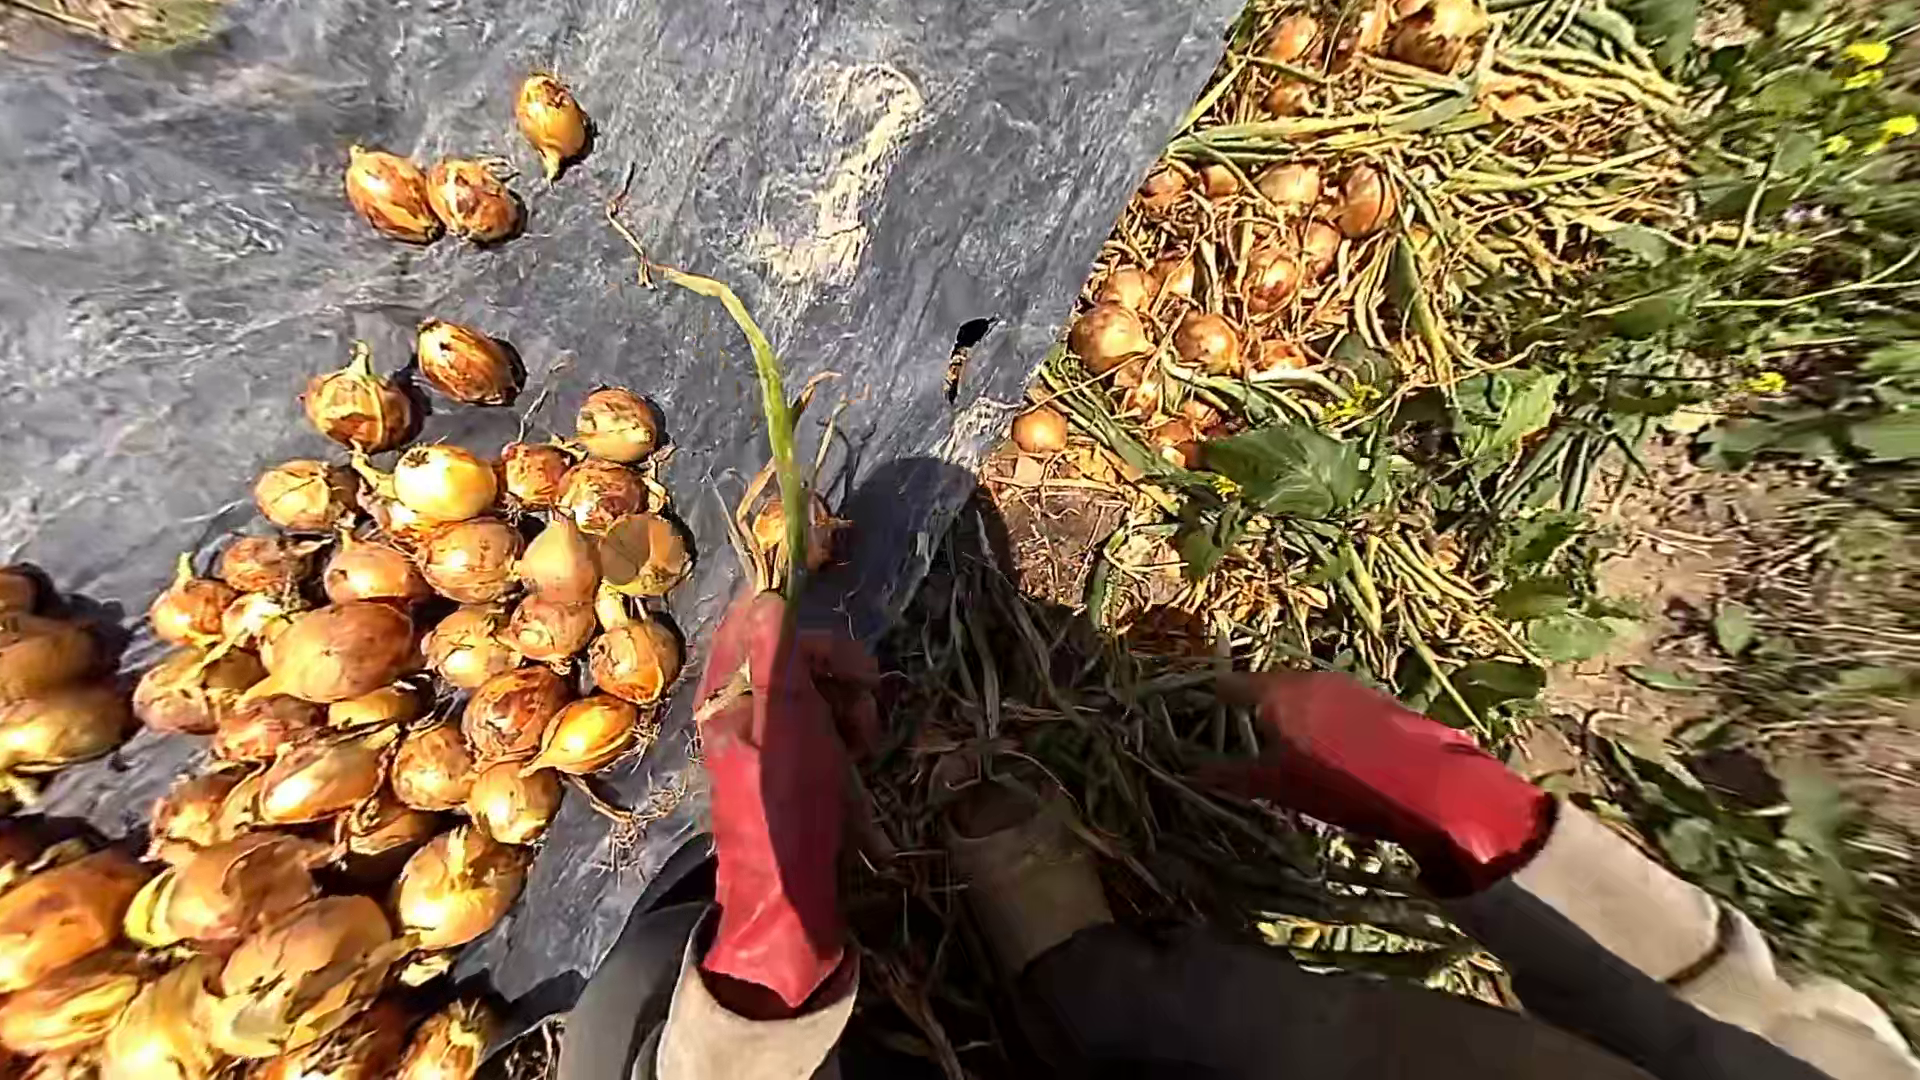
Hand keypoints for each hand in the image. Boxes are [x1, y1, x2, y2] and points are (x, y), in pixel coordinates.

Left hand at [694, 591, 877, 1014]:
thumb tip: (766, 595)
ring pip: (820, 680)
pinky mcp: (799, 745)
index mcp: (728, 690)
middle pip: (794, 650)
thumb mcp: (785, 720)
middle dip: (838, 664)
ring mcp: (773, 724)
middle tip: (870, 681)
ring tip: (865, 733)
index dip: (790, 613)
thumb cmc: (785, 796)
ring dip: (851, 698)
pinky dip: (850, 722)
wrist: (793, 882)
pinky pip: (829, 711)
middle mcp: (746, 700)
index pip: (750, 623)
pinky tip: (861, 746)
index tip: (830, 620)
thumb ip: (776, 657)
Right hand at [1203, 671, 1551, 894]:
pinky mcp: (1376, 696)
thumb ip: (1232, 776)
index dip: (1217, 699)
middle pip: (1266, 684)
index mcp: (1275, 691)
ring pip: (1302, 690)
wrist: (1434, 787)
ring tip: (1293, 742)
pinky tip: (1335, 745)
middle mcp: (1305, 677)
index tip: (1209, 714)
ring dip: (1292, 709)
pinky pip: (1334, 699)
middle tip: (1250, 732)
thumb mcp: (1279, 785)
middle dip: (1255, 704)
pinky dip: (1323, 715)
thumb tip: (1191, 773)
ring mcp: (1344, 683)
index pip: (1230, 685)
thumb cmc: (1340, 783)